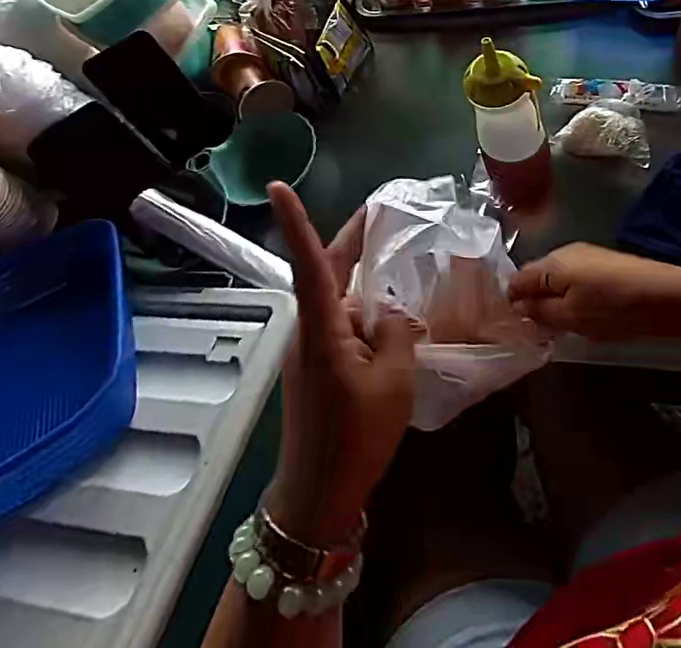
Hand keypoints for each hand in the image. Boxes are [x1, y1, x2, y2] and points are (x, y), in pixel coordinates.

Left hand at [265, 183, 417, 545]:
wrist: (317, 495)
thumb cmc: (356, 437)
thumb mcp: (395, 380)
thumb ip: (398, 332)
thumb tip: (394, 312)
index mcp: (323, 329)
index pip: (309, 264)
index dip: (295, 222)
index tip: (278, 186)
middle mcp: (309, 331)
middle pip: (325, 272)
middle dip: (351, 240)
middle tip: (381, 211)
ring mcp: (310, 349)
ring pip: (338, 300)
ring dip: (365, 283)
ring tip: (402, 268)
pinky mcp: (316, 366)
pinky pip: (341, 324)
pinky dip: (365, 313)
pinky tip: (393, 320)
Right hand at [507, 243, 680, 339]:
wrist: (666, 295)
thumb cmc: (613, 308)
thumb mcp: (570, 317)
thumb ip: (540, 313)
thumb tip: (518, 308)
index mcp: (552, 263)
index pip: (516, 280)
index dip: (509, 303)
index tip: (509, 326)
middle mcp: (566, 253)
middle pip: (537, 278)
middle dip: (532, 303)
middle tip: (534, 332)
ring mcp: (587, 256)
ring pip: (558, 281)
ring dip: (554, 302)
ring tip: (559, 328)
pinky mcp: (605, 265)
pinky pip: (576, 281)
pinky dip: (572, 298)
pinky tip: (582, 316)